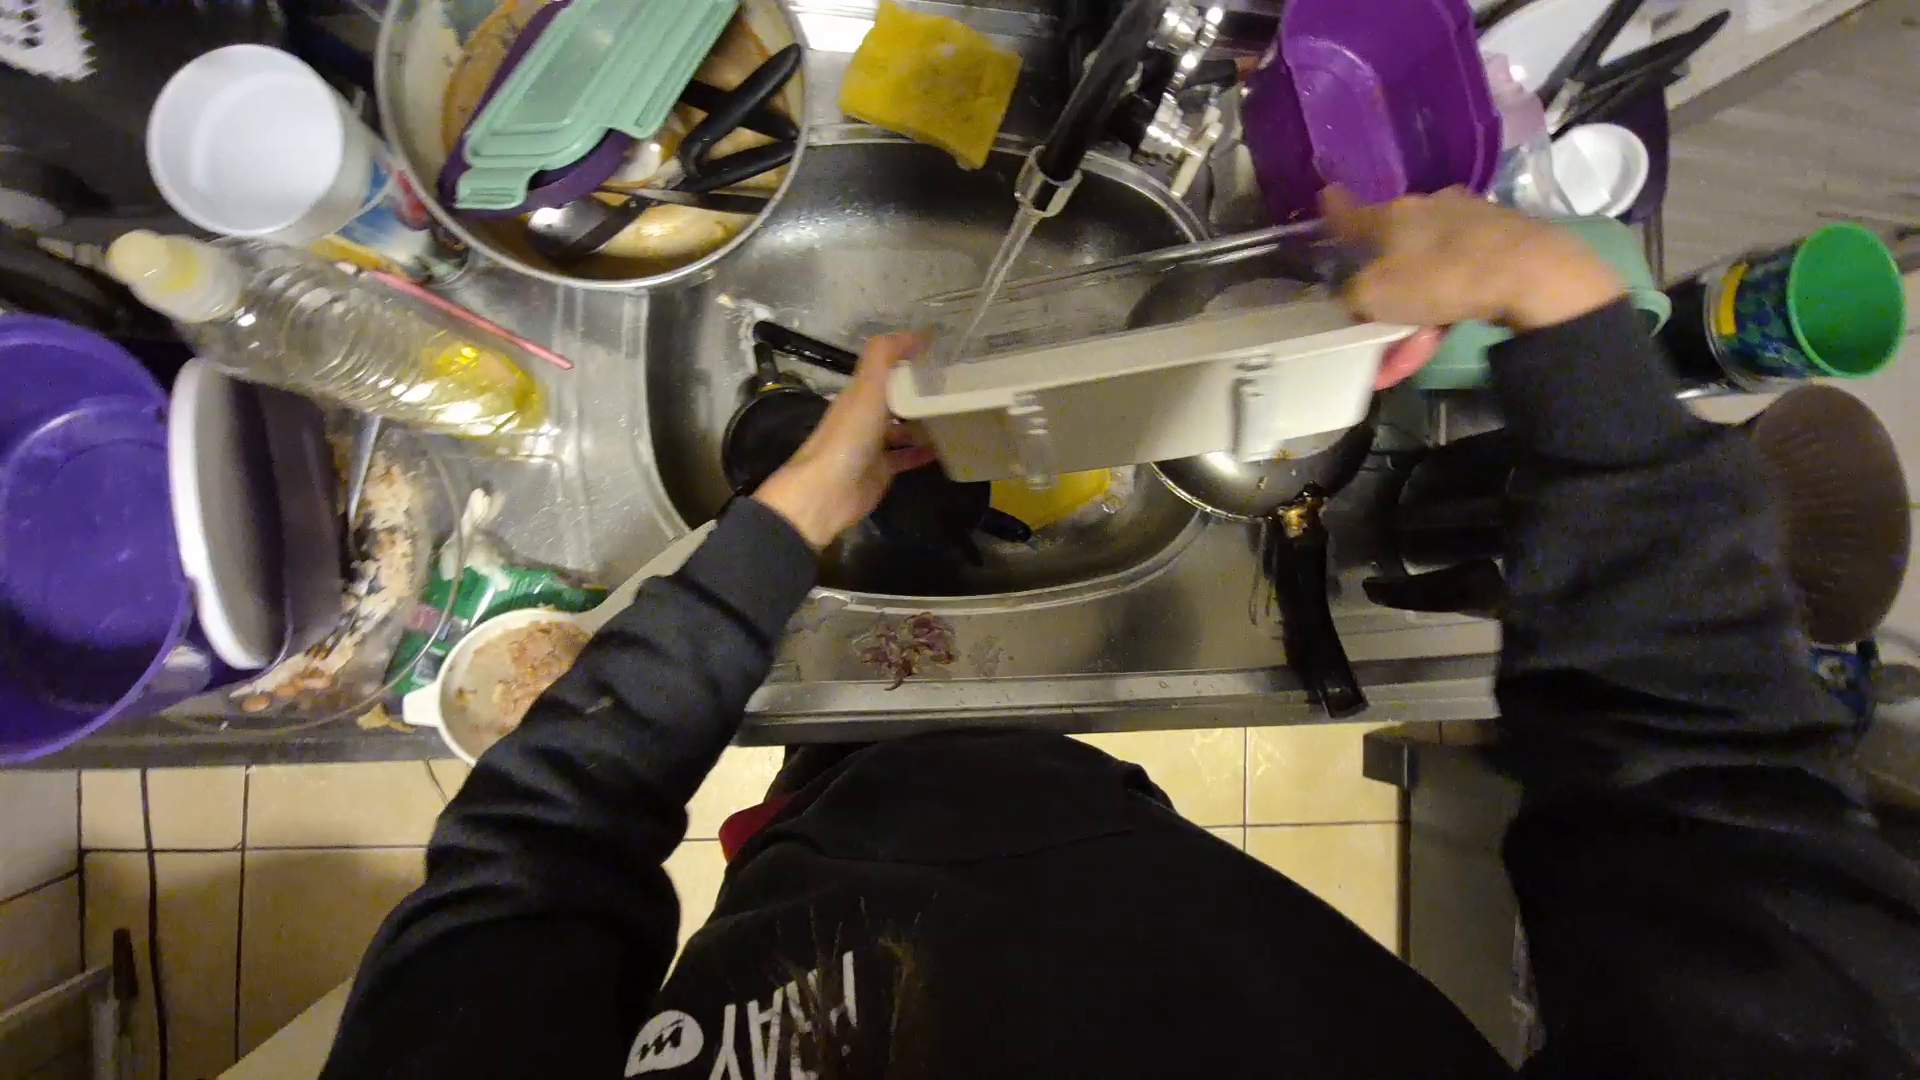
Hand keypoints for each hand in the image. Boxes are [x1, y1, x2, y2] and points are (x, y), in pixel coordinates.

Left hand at [753, 333, 938, 549]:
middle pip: (896, 398)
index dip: (910, 356)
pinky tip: (945, 449)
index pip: (887, 366)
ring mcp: (873, 445)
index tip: (942, 352)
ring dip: (924, 423)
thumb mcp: (867, 386)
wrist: (828, 490)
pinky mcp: (881, 471)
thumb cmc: (849, 435)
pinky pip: (906, 458)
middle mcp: (865, 415)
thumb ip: (886, 355)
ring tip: (955, 415)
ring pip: (903, 429)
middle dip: (921, 391)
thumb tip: (919, 332)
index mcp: (860, 392)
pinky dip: (923, 452)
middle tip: (956, 386)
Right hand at [1322, 186, 1625, 332]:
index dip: (1334, 210)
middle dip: (1379, 286)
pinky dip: (1440, 305)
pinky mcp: (1499, 238)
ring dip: (1410, 308)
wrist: (1532, 274)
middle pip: (1390, 248)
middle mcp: (1427, 208)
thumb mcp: (1372, 296)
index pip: (1351, 214)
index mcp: (1392, 215)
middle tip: (1369, 318)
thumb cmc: (1439, 278)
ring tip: (1407, 347)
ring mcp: (1467, 220)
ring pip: (1423, 269)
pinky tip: (1438, 332)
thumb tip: (1349, 296)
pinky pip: (1454, 277)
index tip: (1324, 195)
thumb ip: (1349, 296)